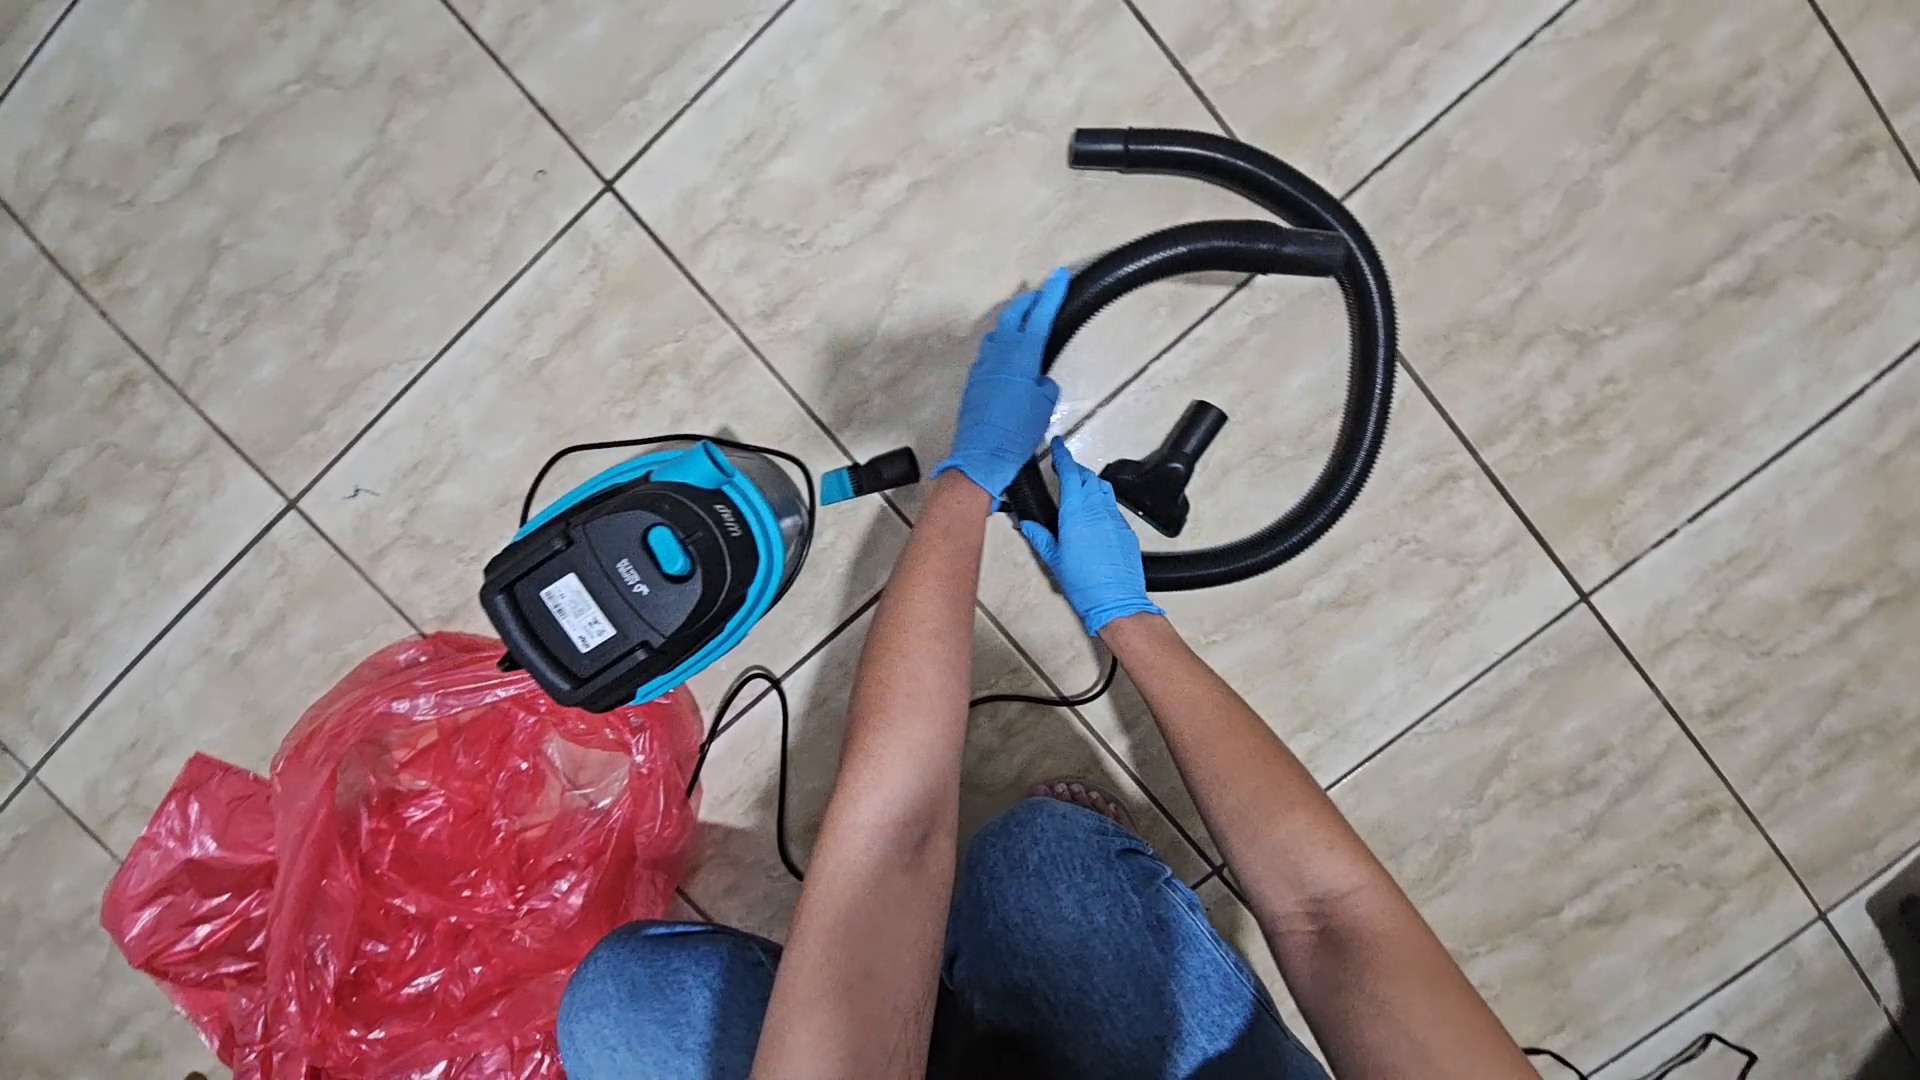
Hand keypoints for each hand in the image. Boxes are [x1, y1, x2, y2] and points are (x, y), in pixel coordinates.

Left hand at [934, 268, 1069, 498]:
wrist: (983, 454)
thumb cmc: (1018, 431)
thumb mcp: (1044, 405)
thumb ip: (1044, 383)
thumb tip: (1038, 378)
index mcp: (1022, 353)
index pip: (1040, 314)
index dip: (1052, 293)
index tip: (1059, 276)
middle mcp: (1000, 352)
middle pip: (1014, 314)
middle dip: (1029, 301)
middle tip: (1042, 296)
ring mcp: (983, 363)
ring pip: (999, 332)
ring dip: (1013, 322)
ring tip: (1026, 321)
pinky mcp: (975, 378)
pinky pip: (990, 352)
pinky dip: (1002, 344)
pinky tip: (1009, 354)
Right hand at [1019, 438, 1165, 635]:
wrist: (1116, 600)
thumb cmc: (1085, 584)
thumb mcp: (1054, 560)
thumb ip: (1040, 537)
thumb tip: (1029, 525)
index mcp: (1077, 513)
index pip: (1071, 474)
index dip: (1064, 457)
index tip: (1059, 446)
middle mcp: (1098, 511)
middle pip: (1089, 478)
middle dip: (1076, 471)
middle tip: (1065, 471)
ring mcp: (1114, 519)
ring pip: (1103, 491)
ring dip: (1091, 486)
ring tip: (1079, 491)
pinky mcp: (1125, 531)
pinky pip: (1113, 509)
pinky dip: (1102, 504)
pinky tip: (1094, 517)